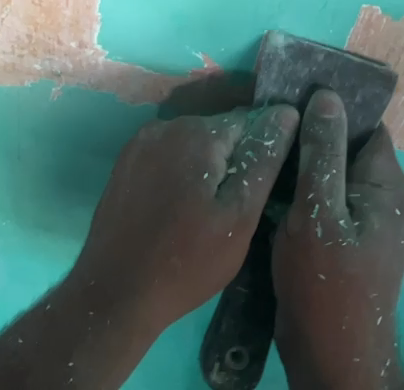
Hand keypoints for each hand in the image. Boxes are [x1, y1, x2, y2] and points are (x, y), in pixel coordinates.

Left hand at [68, 107, 298, 331]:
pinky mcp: (126, 162)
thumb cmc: (188, 260)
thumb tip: (285, 113)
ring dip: (206, 164)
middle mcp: (167, 125)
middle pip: (218, 130)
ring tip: (211, 208)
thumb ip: (263, 159)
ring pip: (191, 142)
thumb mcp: (240, 216)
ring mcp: (141, 142)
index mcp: (198, 132)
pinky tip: (182, 206)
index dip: (264, 150)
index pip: (249, 121)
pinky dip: (180, 171)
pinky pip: (166, 155)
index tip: (266, 184)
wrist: (117, 290)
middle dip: (233, 157)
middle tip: (238, 204)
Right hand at [273, 90, 403, 389]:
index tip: (292, 93)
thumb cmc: (326, 285)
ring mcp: (364, 221)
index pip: (365, 124)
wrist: (331, 357)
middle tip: (268, 119)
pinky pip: (323, 196)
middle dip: (311, 131)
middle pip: (346, 146)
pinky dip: (300, 185)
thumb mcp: (317, 211)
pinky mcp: (343, 238)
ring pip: (331, 171)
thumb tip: (327, 96)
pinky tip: (269, 180)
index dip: (332, 105)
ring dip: (302, 159)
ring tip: (263, 144)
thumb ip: (322, 153)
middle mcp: (382, 198)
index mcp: (386, 185)